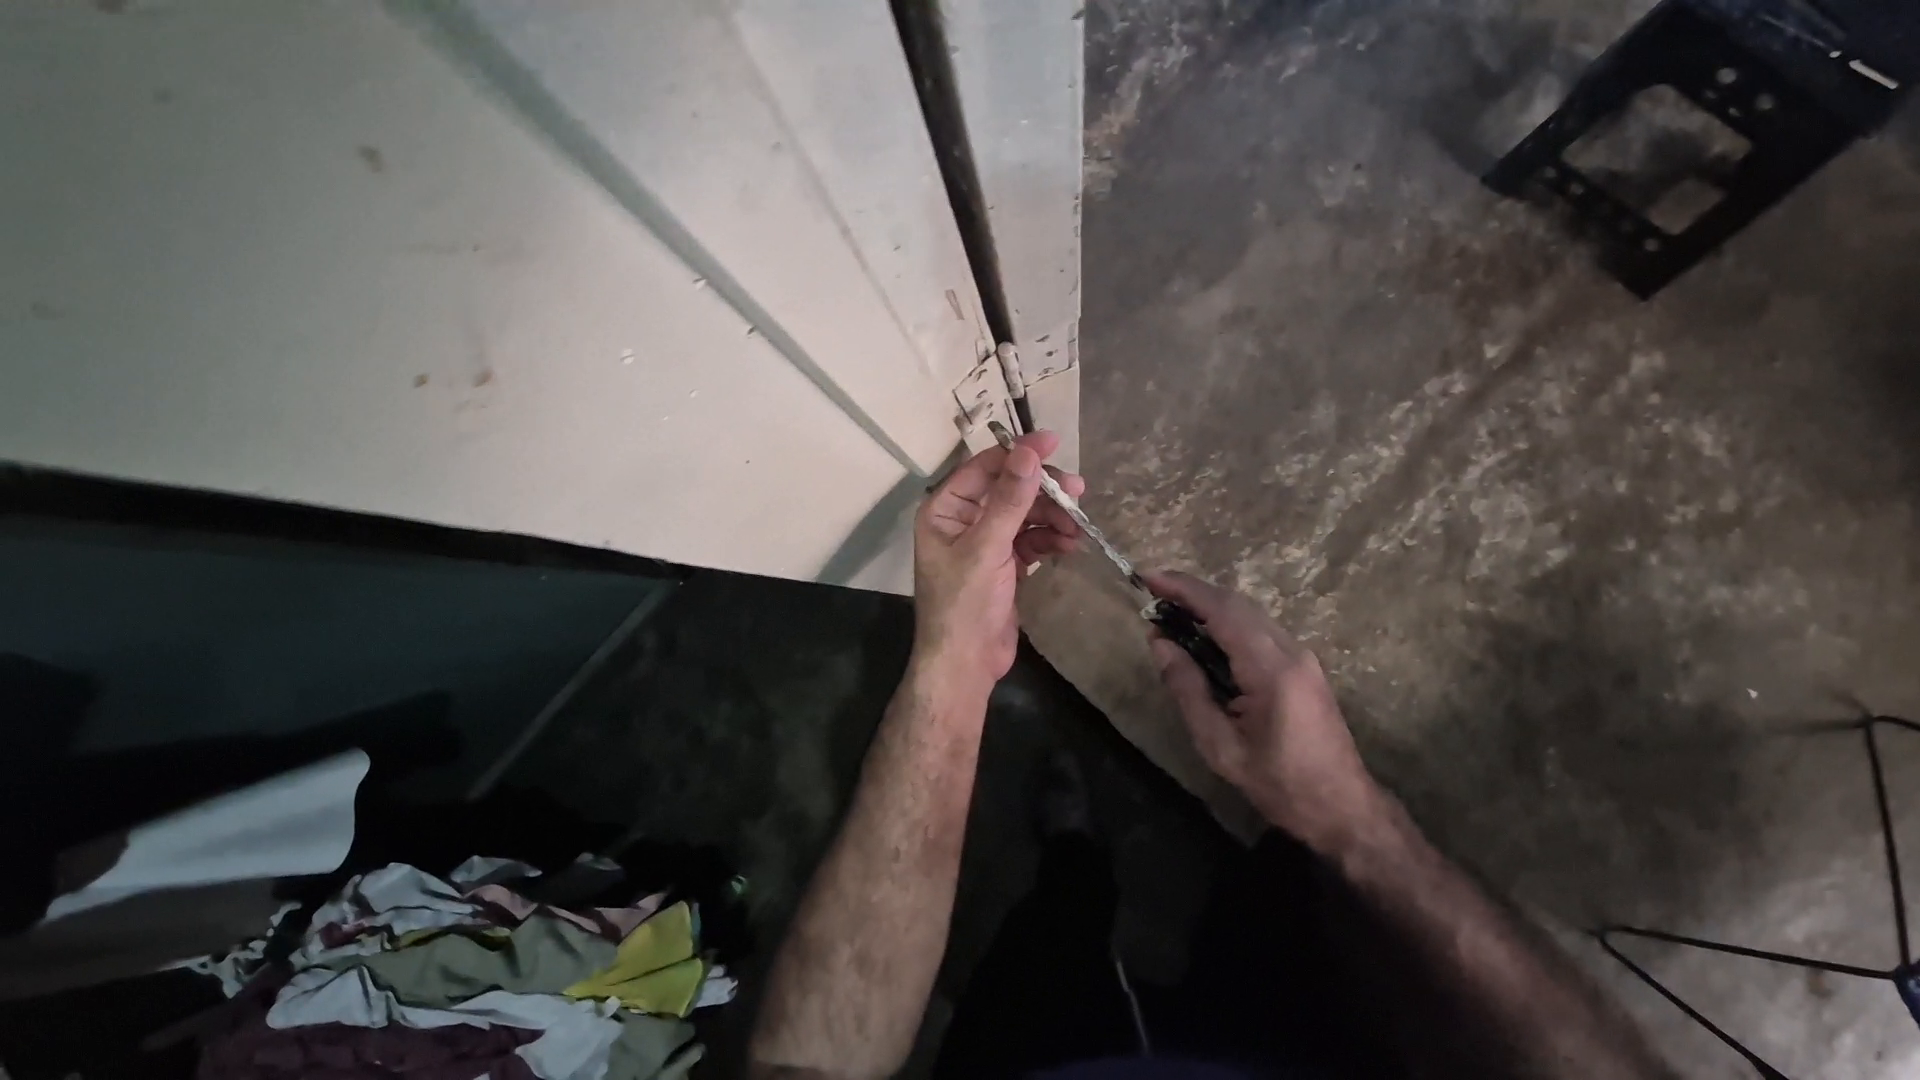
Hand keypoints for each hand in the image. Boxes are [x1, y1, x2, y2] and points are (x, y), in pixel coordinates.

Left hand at [913, 430, 1082, 693]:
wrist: (965, 664)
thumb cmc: (964, 604)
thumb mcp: (986, 548)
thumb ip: (1009, 500)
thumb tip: (1029, 453)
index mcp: (944, 510)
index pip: (984, 468)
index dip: (1018, 454)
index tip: (1054, 443)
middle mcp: (962, 521)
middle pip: (1009, 490)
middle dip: (1042, 491)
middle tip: (1077, 491)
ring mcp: (985, 543)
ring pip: (1024, 515)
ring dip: (1052, 517)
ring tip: (1076, 527)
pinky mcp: (1004, 565)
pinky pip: (1031, 540)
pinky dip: (1050, 539)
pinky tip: (1070, 544)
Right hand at [1146, 571, 1383, 853]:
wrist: (1343, 808)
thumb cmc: (1279, 784)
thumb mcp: (1219, 745)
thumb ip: (1188, 689)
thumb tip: (1159, 642)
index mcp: (1271, 670)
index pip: (1223, 610)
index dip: (1183, 589)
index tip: (1147, 578)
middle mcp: (1291, 652)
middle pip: (1237, 604)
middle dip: (1192, 592)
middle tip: (1151, 595)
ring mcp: (1302, 657)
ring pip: (1250, 614)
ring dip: (1209, 606)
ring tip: (1169, 613)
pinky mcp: (1304, 666)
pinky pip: (1259, 630)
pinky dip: (1226, 623)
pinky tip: (1203, 636)